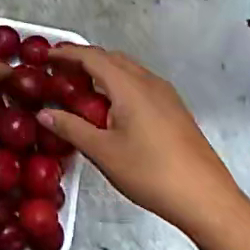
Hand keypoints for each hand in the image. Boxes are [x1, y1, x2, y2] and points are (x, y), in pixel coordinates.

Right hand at [38, 45, 248, 233]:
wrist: (204, 196)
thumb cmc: (151, 173)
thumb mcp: (103, 152)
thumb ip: (71, 128)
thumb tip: (45, 114)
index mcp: (129, 87)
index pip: (93, 57)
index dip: (67, 54)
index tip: (47, 56)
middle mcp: (149, 83)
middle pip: (111, 59)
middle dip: (84, 62)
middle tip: (59, 74)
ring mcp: (165, 95)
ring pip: (128, 72)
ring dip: (102, 75)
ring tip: (79, 92)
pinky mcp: (173, 110)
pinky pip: (140, 86)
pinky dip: (118, 87)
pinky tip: (109, 111)